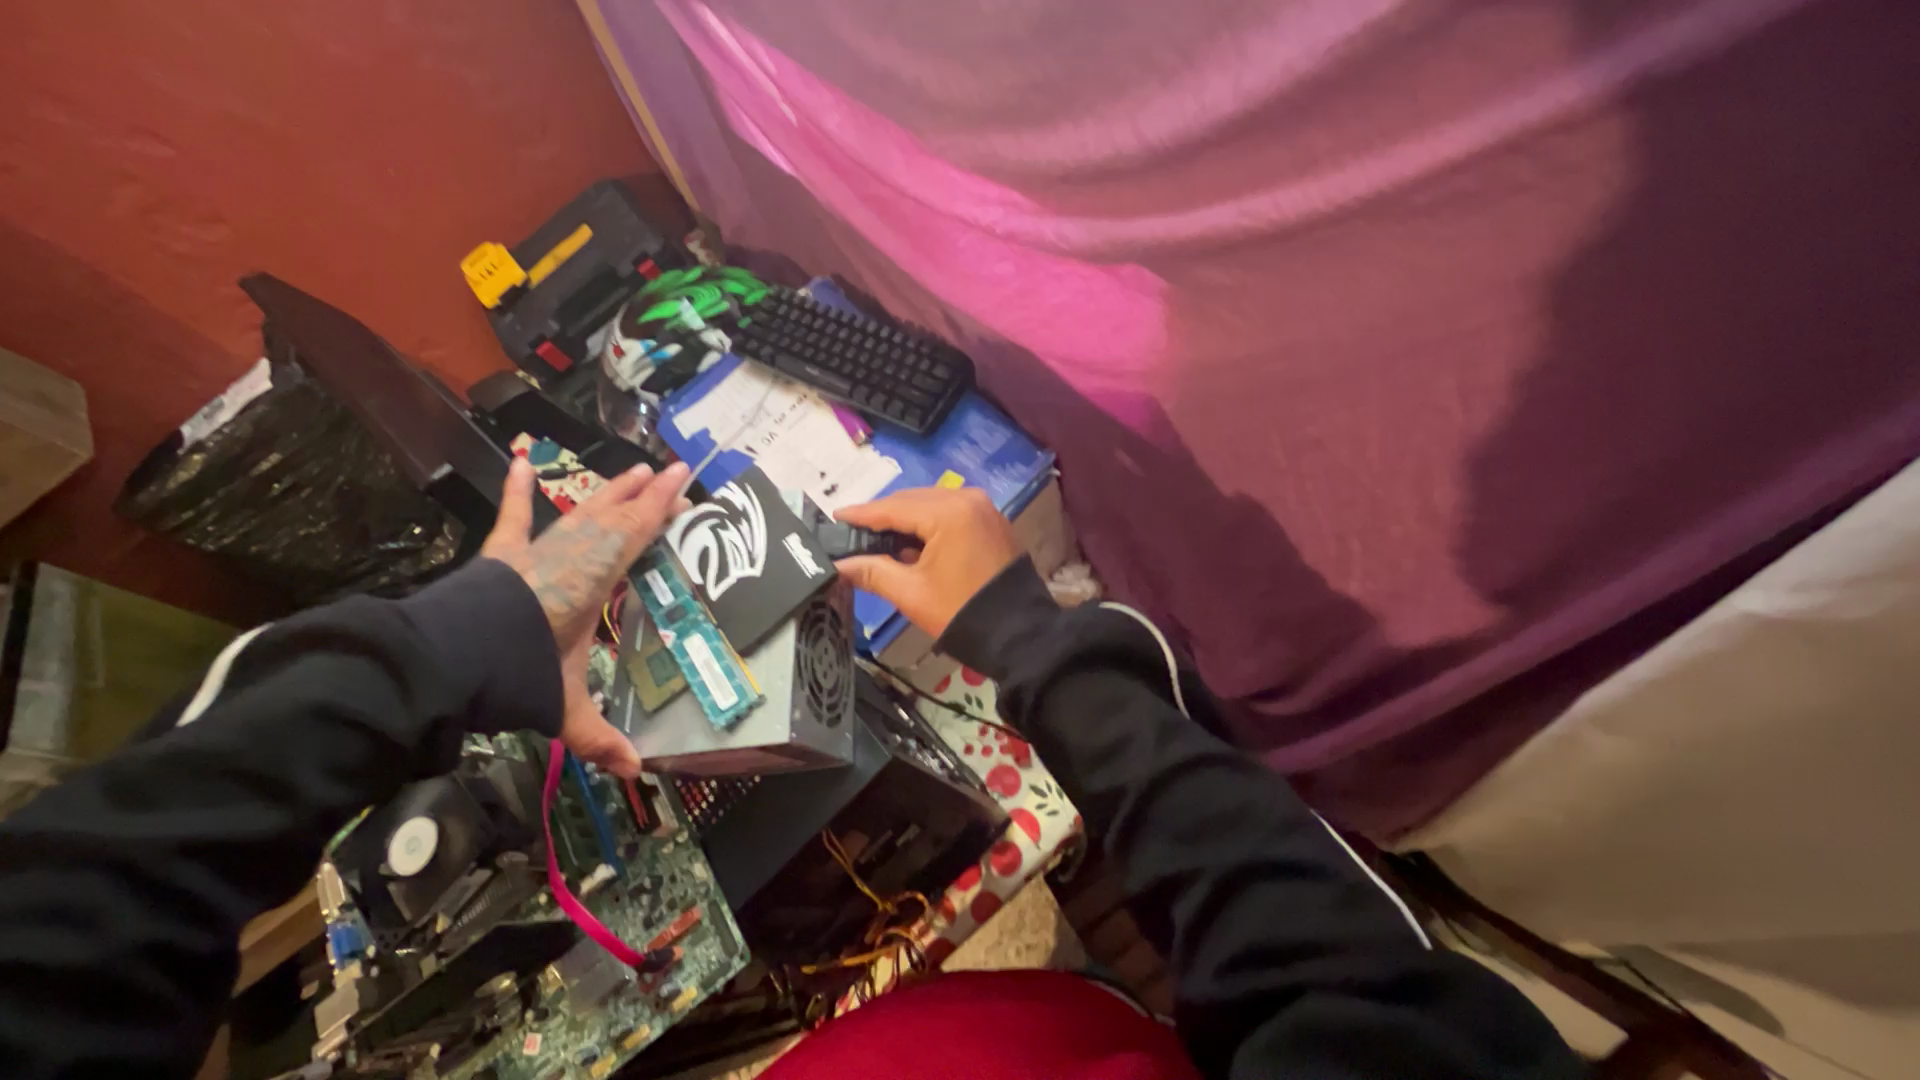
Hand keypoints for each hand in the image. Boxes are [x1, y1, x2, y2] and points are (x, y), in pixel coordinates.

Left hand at [481, 457, 690, 776]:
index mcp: (595, 582)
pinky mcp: (503, 554)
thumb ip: (598, 739)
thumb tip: (637, 772)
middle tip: (669, 470)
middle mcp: (571, 556)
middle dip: (644, 493)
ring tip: (632, 469)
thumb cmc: (517, 674)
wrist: (446, 659)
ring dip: (608, 491)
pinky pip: (515, 517)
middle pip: (614, 516)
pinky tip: (522, 459)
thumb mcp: (564, 710)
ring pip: (579, 512)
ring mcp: (537, 551)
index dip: (661, 508)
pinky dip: (518, 489)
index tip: (684, 485)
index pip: (636, 534)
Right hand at [833, 487, 1020, 639]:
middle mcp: (967, 499)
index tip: (834, 517)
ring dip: (904, 520)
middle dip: (882, 517)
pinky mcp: (990, 521)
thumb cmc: (961, 613)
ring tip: (876, 539)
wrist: (1018, 635)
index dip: (861, 515)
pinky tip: (909, 542)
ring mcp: (983, 508)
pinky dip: (927, 524)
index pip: (893, 508)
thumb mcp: (911, 593)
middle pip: (912, 501)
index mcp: (948, 512)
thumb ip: (872, 572)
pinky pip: (950, 513)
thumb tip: (839, 565)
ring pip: (930, 505)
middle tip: (851, 532)